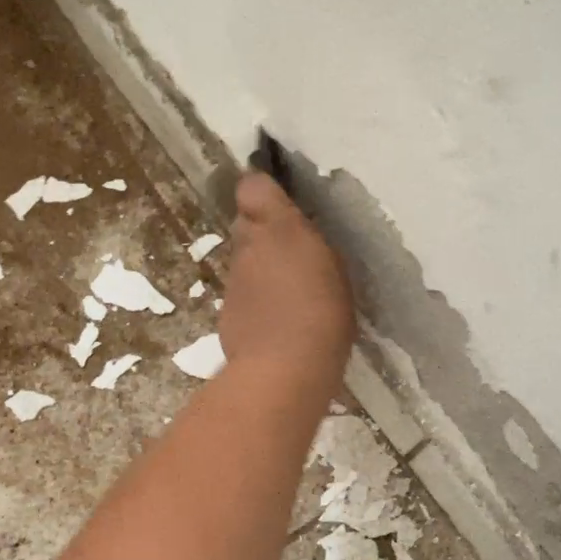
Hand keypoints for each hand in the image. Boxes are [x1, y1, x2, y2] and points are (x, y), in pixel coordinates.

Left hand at [218, 171, 355, 378]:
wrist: (284, 371)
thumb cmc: (321, 314)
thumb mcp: (332, 268)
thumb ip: (308, 244)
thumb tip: (292, 234)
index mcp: (276, 227)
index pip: (253, 188)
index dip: (264, 193)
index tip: (283, 206)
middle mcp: (246, 248)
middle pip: (246, 227)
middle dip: (264, 235)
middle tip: (294, 256)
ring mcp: (233, 284)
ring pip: (244, 265)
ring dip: (261, 273)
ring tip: (291, 296)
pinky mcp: (228, 318)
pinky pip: (244, 300)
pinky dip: (257, 306)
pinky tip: (279, 327)